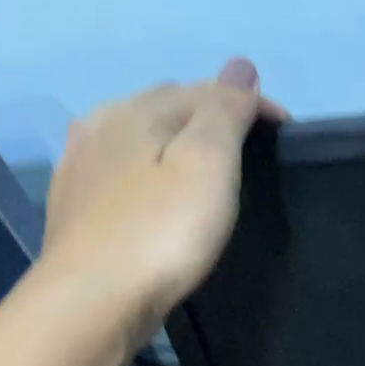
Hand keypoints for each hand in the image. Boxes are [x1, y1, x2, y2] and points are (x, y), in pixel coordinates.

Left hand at [37, 58, 284, 332]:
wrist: (93, 298)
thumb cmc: (162, 230)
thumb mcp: (208, 164)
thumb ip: (225, 112)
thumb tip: (241, 67)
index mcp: (138, 112)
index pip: (206, 92)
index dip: (251, 104)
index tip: (288, 132)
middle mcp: (102, 125)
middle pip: (168, 104)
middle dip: (212, 114)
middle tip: (253, 145)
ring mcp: (81, 165)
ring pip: (139, 133)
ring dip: (177, 136)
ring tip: (208, 161)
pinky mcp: (76, 204)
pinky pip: (122, 165)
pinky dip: (150, 164)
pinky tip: (154, 185)